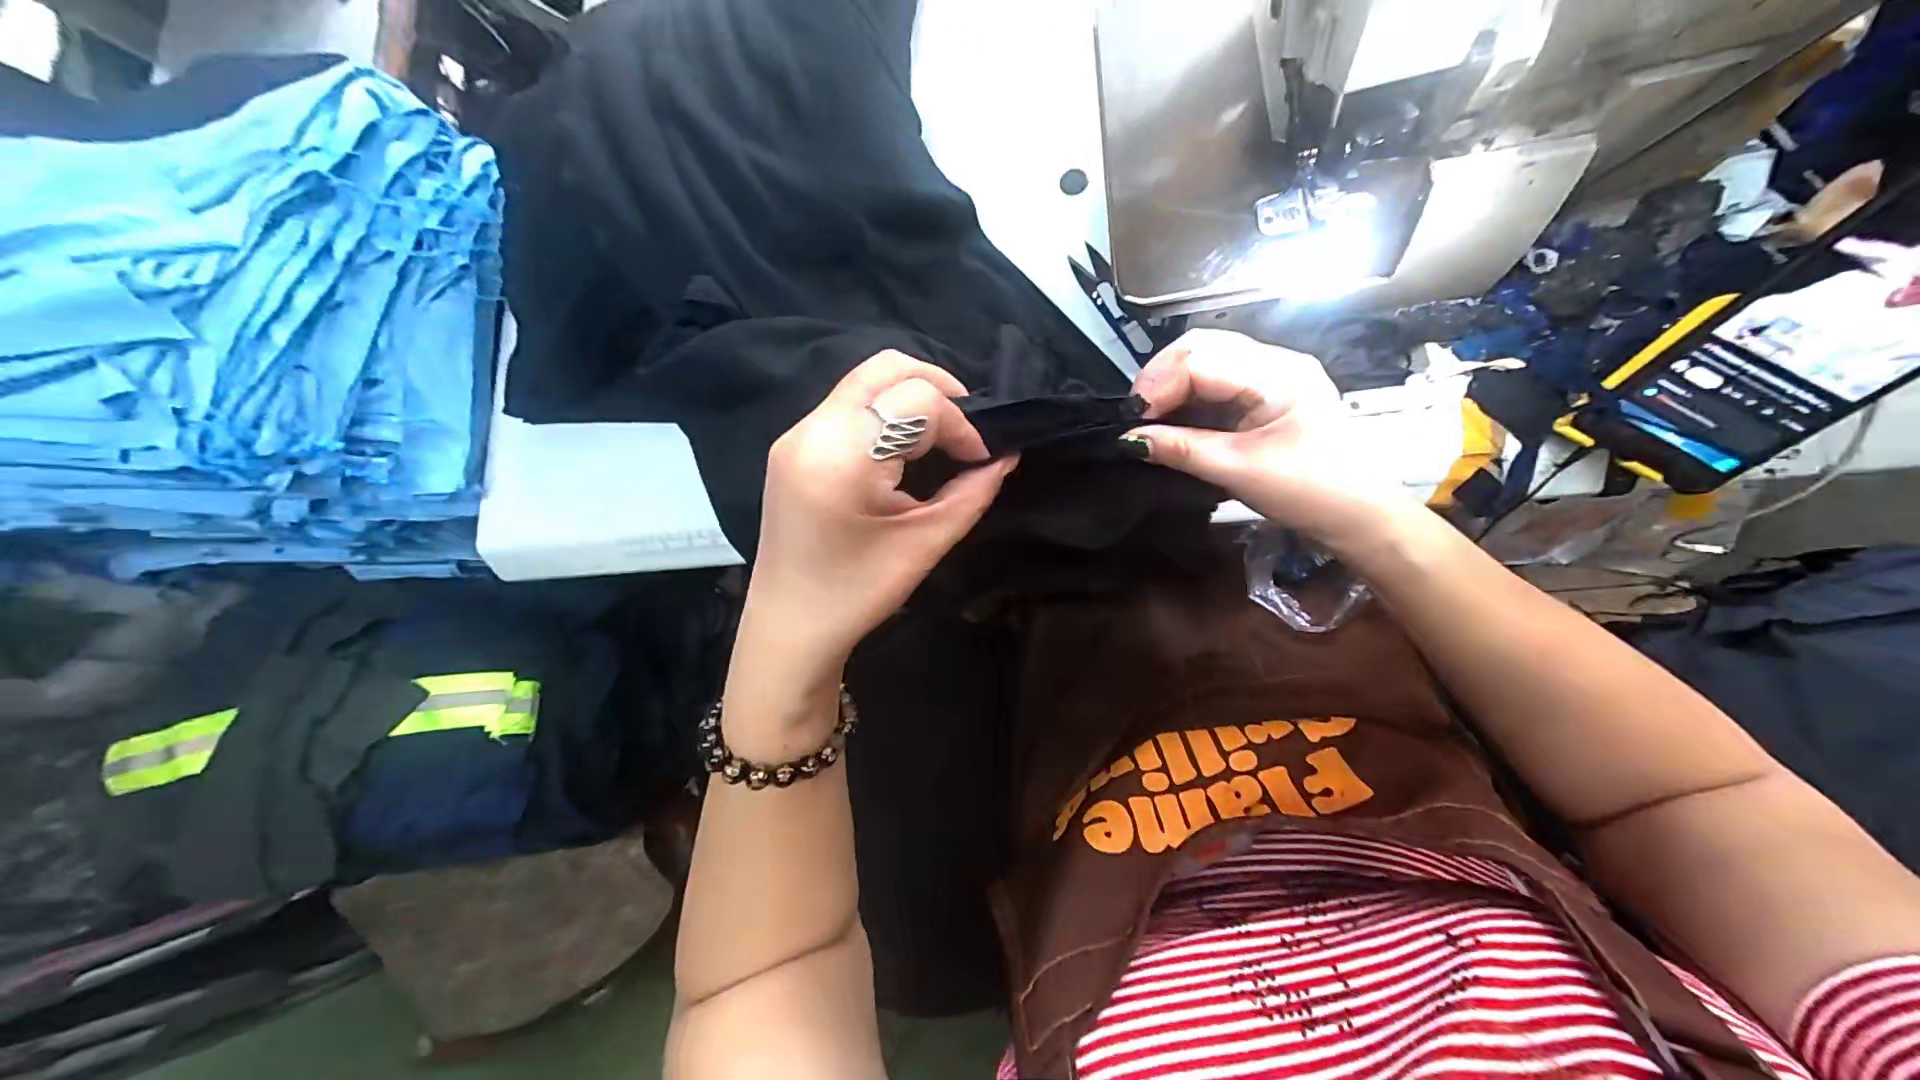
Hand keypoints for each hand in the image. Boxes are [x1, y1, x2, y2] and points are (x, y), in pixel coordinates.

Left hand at [742, 351, 1018, 676]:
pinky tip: (903, 447)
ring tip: (938, 437)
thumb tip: (1004, 456)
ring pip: (865, 380)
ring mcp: (796, 434)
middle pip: (885, 367)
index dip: (959, 423)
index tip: (978, 458)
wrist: (789, 625)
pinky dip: (885, 411)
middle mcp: (811, 430)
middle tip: (964, 430)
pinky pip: (847, 404)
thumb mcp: (924, 543)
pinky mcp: (792, 445)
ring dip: (910, 396)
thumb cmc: (857, 593)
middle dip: (937, 387)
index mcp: (841, 456)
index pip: (916, 399)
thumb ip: (971, 493)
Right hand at [1127, 329, 1411, 546]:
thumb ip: (1182, 450)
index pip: (1200, 359)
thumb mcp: (1240, 471)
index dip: (1158, 385)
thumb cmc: (1312, 492)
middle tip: (1135, 417)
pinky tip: (1171, 420)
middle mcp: (1275, 362)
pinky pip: (1214, 382)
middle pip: (1200, 347)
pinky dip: (1186, 398)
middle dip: (1159, 378)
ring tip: (1148, 420)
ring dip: (1170, 387)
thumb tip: (1129, 440)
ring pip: (1204, 361)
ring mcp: (1270, 375)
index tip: (1132, 422)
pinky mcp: (1264, 394)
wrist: (1360, 515)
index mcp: (1278, 373)